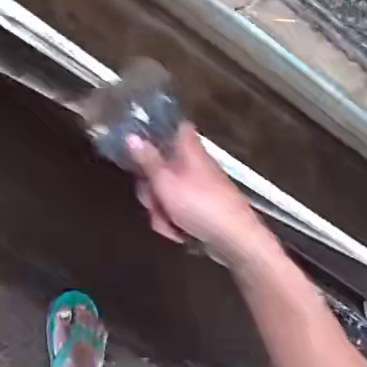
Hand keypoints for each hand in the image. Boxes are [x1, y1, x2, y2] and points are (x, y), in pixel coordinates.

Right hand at [126, 123, 276, 270]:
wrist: (235, 240)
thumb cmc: (199, 204)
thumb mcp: (165, 181)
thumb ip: (147, 160)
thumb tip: (131, 136)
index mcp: (189, 150)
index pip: (176, 127)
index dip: (158, 131)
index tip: (142, 143)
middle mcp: (194, 165)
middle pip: (161, 167)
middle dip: (151, 187)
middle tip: (154, 198)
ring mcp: (198, 188)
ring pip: (165, 192)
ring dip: (161, 210)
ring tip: (169, 223)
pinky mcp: (201, 209)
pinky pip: (176, 210)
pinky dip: (174, 222)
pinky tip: (178, 233)